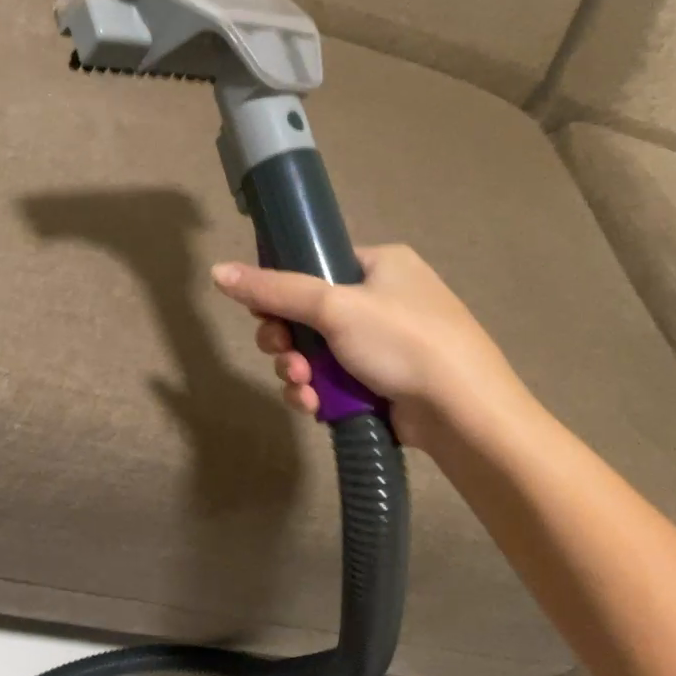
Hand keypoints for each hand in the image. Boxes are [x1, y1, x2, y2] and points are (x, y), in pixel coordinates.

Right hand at [211, 244, 532, 448]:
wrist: (461, 411)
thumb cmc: (403, 341)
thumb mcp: (334, 307)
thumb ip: (273, 290)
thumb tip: (215, 271)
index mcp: (380, 264)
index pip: (315, 266)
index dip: (281, 291)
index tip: (263, 313)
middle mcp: (381, 300)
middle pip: (305, 315)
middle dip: (286, 341)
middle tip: (282, 355)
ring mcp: (380, 345)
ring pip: (312, 353)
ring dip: (296, 372)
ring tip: (302, 387)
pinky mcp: (377, 383)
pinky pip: (329, 381)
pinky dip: (315, 393)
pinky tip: (313, 407)